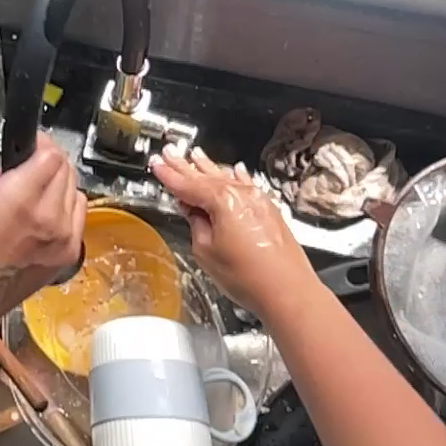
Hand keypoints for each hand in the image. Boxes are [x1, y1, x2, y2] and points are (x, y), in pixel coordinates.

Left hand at [0, 132, 84, 294]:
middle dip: (48, 172)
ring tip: (14, 178)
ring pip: (60, 164)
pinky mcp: (28, 189)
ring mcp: (48, 209)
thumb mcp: (27, 243)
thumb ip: (45, 218)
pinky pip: (48, 156)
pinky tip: (15, 157)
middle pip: (70, 177)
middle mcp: (64, 228)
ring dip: (39, 161)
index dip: (53, 184)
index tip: (35, 184)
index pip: (74, 194)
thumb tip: (44, 188)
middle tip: (21, 181)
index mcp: (67, 246)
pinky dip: (34, 149)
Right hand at [149, 143, 317, 314]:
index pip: (186, 184)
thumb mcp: (206, 251)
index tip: (156, 164)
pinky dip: (237, 177)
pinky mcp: (269, 210)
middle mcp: (241, 193)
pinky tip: (234, 170)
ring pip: (226, 177)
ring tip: (194, 155)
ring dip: (208, 167)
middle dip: (184, 165)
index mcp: (221, 200)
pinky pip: (247, 185)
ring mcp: (257, 200)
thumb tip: (193, 213)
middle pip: (205, 176)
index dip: (167, 174)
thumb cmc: (249, 276)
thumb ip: (196, 225)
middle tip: (169, 153)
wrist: (289, 292)